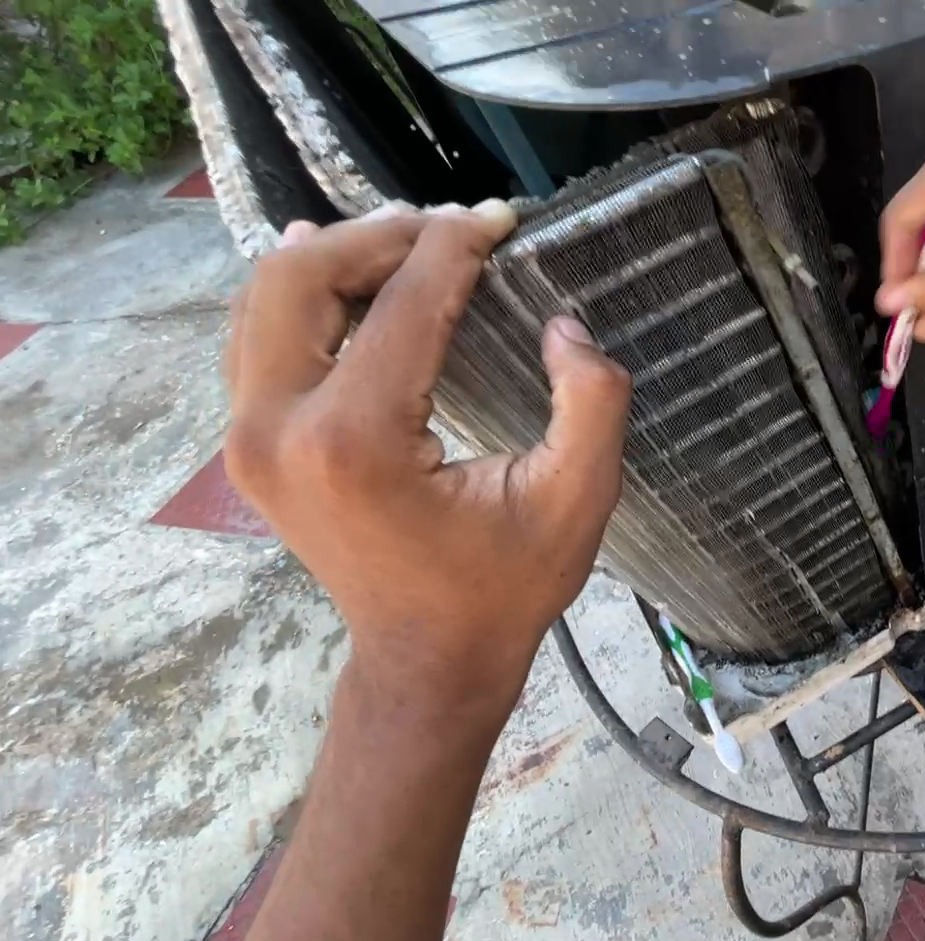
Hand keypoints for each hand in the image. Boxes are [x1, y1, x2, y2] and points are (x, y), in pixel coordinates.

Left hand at [223, 203, 631, 721]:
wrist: (434, 655)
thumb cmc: (511, 585)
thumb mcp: (579, 499)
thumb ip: (592, 404)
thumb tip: (565, 328)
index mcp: (356, 440)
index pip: (404, 307)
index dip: (456, 250)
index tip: (498, 217)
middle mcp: (277, 427)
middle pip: (300, 280)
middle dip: (381, 238)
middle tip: (453, 228)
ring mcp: (249, 438)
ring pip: (268, 301)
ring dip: (342, 261)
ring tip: (412, 244)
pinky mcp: (254, 446)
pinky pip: (266, 339)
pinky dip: (313, 298)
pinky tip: (351, 283)